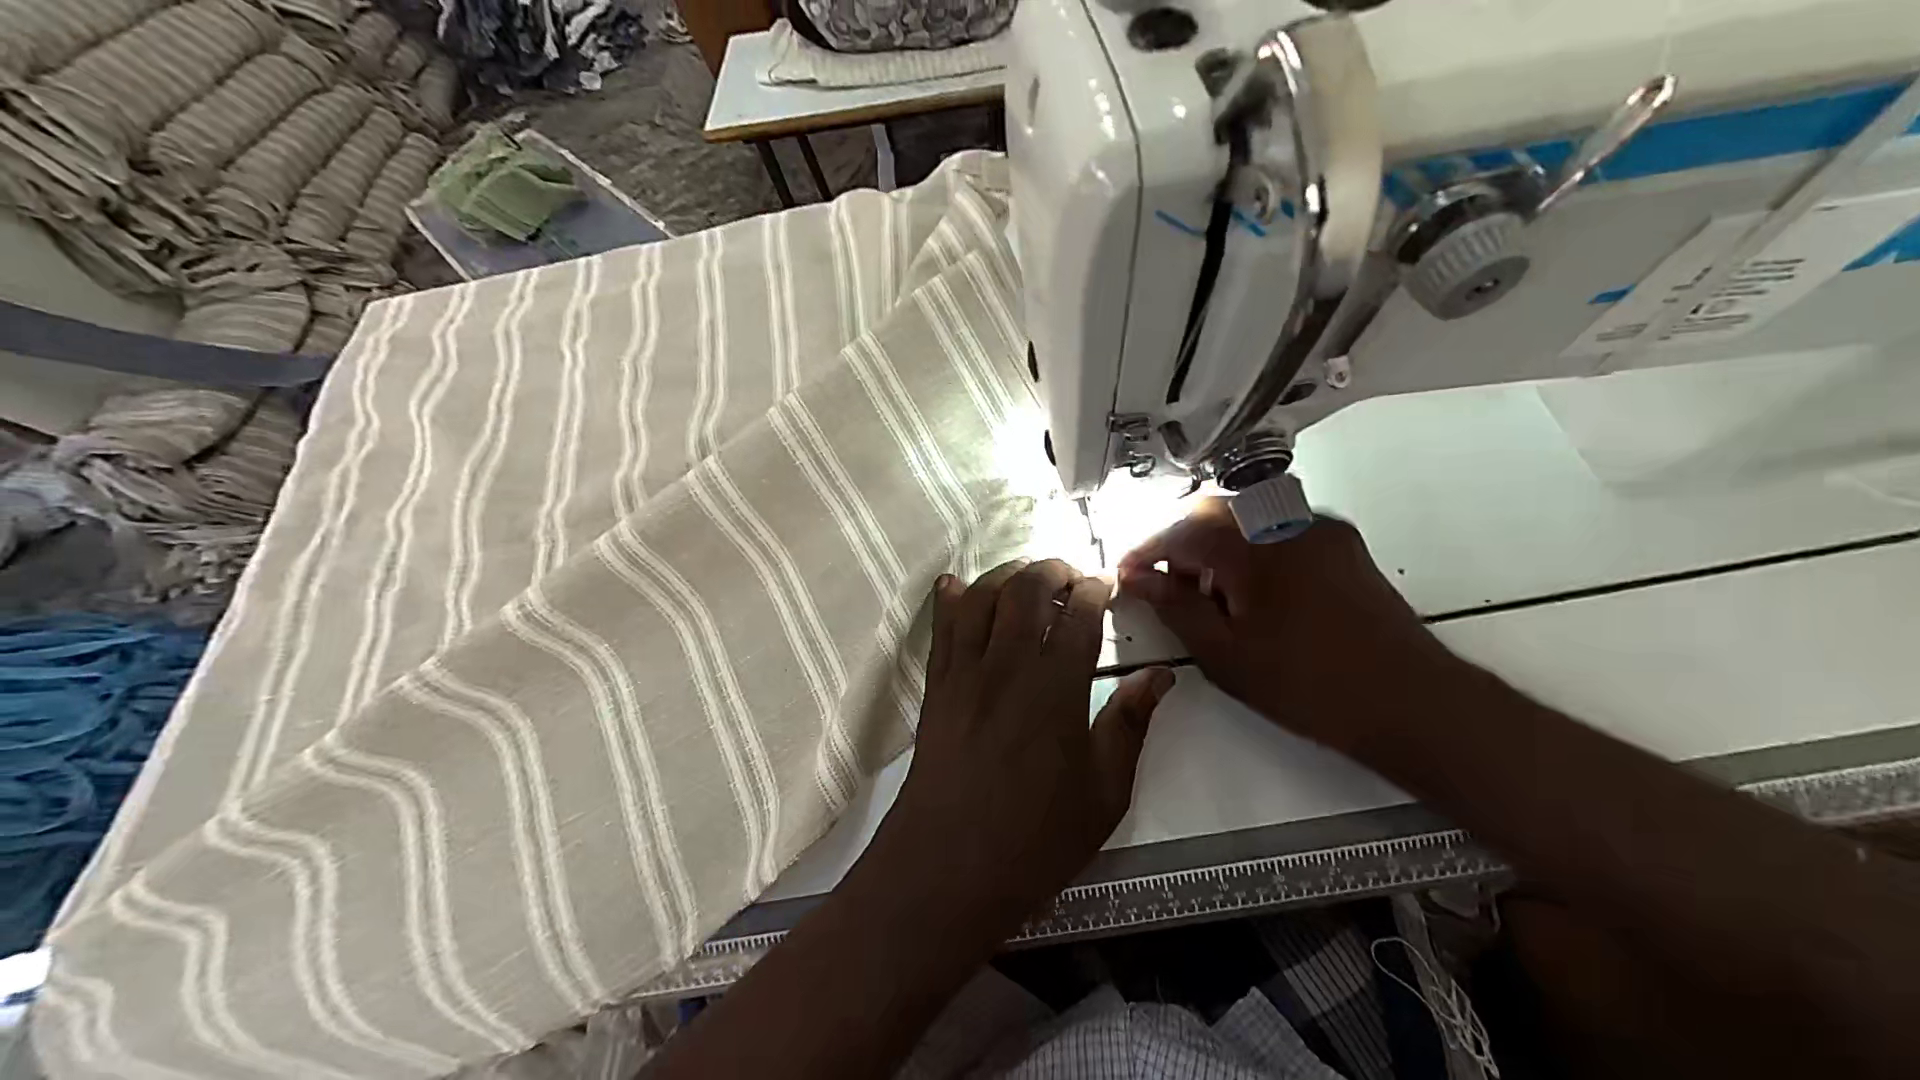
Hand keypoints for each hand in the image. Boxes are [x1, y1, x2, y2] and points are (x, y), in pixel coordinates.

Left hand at [869, 559, 1174, 935]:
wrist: (948, 867)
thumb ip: (1130, 726)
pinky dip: (949, 598)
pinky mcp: (935, 687)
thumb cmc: (1035, 840)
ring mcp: (964, 673)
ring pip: (980, 598)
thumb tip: (1161, 677)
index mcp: (1056, 689)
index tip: (1106, 583)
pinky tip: (955, 584)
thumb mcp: (1104, 793)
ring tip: (1026, 575)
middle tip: (1071, 575)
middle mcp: (1007, 667)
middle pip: (1027, 591)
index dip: (1095, 591)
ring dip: (1005, 574)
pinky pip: (940, 628)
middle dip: (1052, 571)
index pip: (1079, 616)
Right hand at [1116, 498, 1445, 750]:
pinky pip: (1278, 527)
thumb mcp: (1227, 655)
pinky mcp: (1342, 544)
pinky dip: (1248, 546)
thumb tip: (1139, 579)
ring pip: (1247, 515)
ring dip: (1213, 541)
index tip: (1128, 573)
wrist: (1412, 702)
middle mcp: (1289, 523)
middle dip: (1178, 539)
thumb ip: (1177, 608)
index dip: (1147, 550)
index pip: (1182, 531)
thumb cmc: (1312, 686)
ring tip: (1204, 590)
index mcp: (1256, 548)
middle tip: (1161, 580)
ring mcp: (1321, 530)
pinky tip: (1247, 589)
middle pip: (1214, 510)